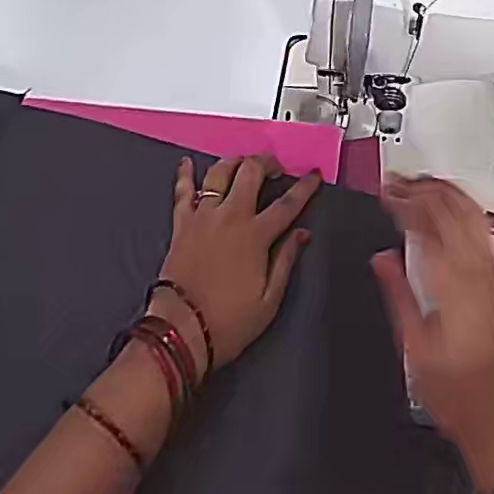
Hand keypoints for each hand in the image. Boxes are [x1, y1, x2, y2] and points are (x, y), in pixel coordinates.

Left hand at [154, 156, 321, 377]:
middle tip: (275, 166)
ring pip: (219, 173)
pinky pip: (182, 191)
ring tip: (243, 162)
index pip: (287, 203)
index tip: (313, 175)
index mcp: (256, 235)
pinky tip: (186, 162)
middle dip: (267, 162)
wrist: (179, 331)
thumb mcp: (269, 300)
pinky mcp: (181, 224)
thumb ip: (286, 260)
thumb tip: (302, 234)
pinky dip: (185, 174)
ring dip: (234, 162)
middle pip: (251, 173)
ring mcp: (203, 216)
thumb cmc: (228, 322)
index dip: (305, 187)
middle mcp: (230, 217)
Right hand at [371, 175, 493, 493]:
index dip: (402, 200)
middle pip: (450, 209)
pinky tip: (453, 202)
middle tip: (395, 180)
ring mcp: (493, 273)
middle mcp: (477, 272)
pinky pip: (485, 226)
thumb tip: (383, 258)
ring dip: (444, 190)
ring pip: (471, 212)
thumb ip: (398, 293)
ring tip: (420, 181)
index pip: (425, 223)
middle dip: (420, 187)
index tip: (384, 192)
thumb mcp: (414, 347)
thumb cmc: (460, 392)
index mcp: (452, 284)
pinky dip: (464, 205)